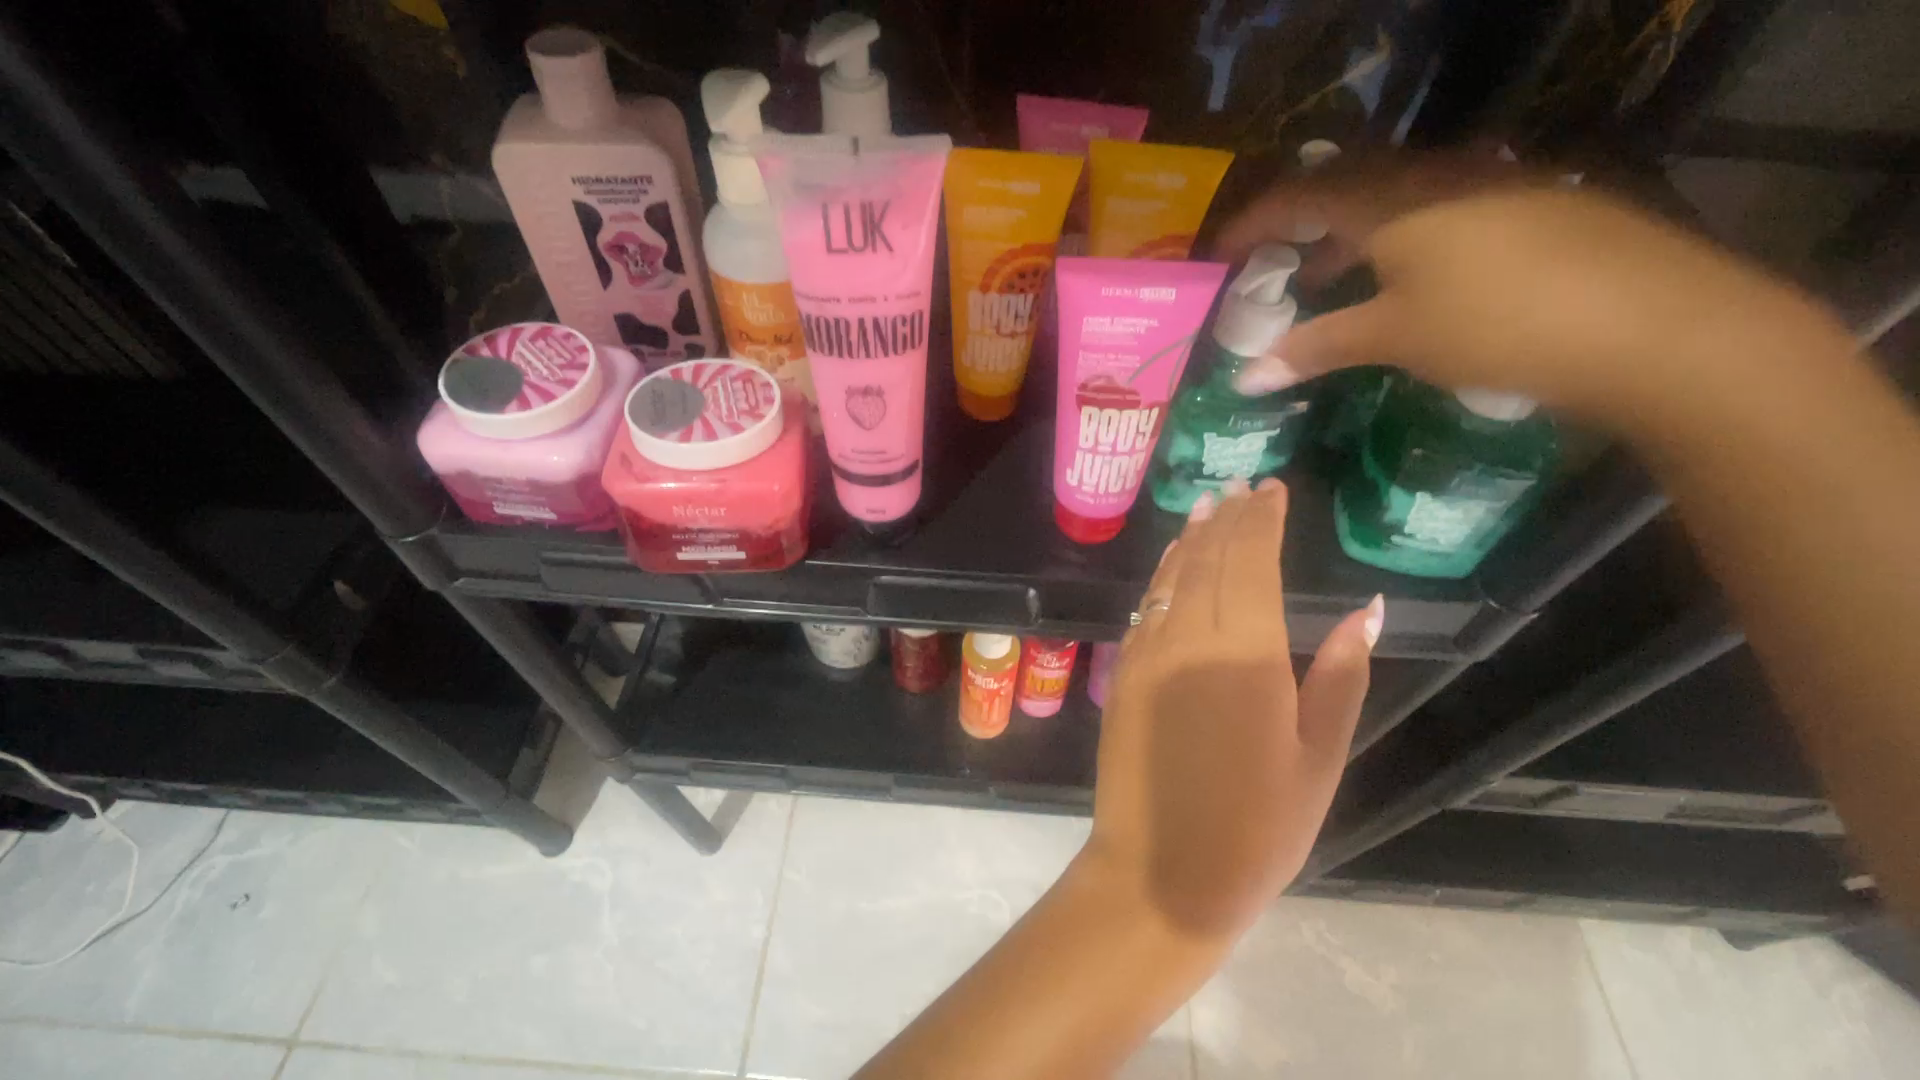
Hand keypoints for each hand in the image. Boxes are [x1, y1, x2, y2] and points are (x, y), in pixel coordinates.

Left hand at [1084, 478, 1380, 939]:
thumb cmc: (1258, 826)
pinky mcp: (1123, 677)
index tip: (1272, 490)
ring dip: (1191, 540)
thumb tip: (1366, 608)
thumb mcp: (1319, 756)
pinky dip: (1163, 580)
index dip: (1262, 521)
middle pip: (1209, 560)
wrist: (1162, 872)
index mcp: (1246, 652)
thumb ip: (1342, 676)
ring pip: (1171, 579)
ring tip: (1207, 507)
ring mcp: (1148, 655)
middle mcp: (1190, 639)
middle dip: (1227, 518)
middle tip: (1241, 487)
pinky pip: (1146, 610)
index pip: (1252, 561)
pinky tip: (1172, 569)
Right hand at [1214, 155, 1840, 430]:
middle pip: (1346, 185)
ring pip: (1397, 196)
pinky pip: (1440, 208)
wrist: (1655, 324)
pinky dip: (1402, 239)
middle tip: (1272, 267)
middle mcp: (1437, 174)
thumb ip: (1316, 348)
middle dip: (1299, 224)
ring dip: (1352, 234)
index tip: (1218, 258)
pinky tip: (1410, 278)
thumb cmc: (1500, 325)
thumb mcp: (1396, 338)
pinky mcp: (1533, 203)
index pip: (1298, 196)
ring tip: (1331, 279)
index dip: (1251, 225)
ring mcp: (1492, 182)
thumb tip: (1244, 378)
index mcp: (1391, 198)